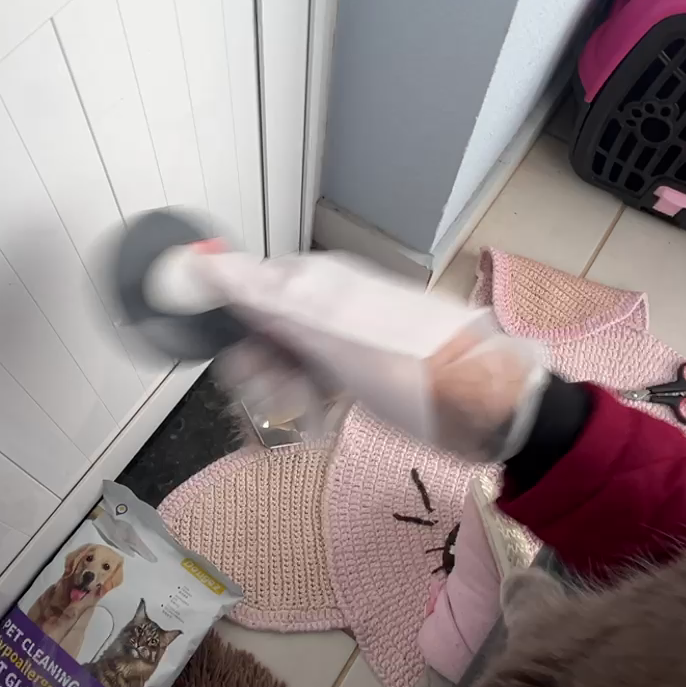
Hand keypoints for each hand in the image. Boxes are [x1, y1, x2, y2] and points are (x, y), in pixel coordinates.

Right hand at [191, 249, 545, 462]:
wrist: (486, 403)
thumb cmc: (409, 372)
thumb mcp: (331, 336)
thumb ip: (263, 299)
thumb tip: (199, 263)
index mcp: (314, 282)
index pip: (242, 286)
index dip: (227, 327)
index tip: (235, 367)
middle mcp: (324, 299)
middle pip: (260, 327)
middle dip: (257, 369)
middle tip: (275, 402)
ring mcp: (342, 331)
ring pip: (284, 356)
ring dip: (280, 390)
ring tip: (304, 418)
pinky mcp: (357, 361)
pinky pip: (313, 374)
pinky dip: (307, 399)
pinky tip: (317, 423)